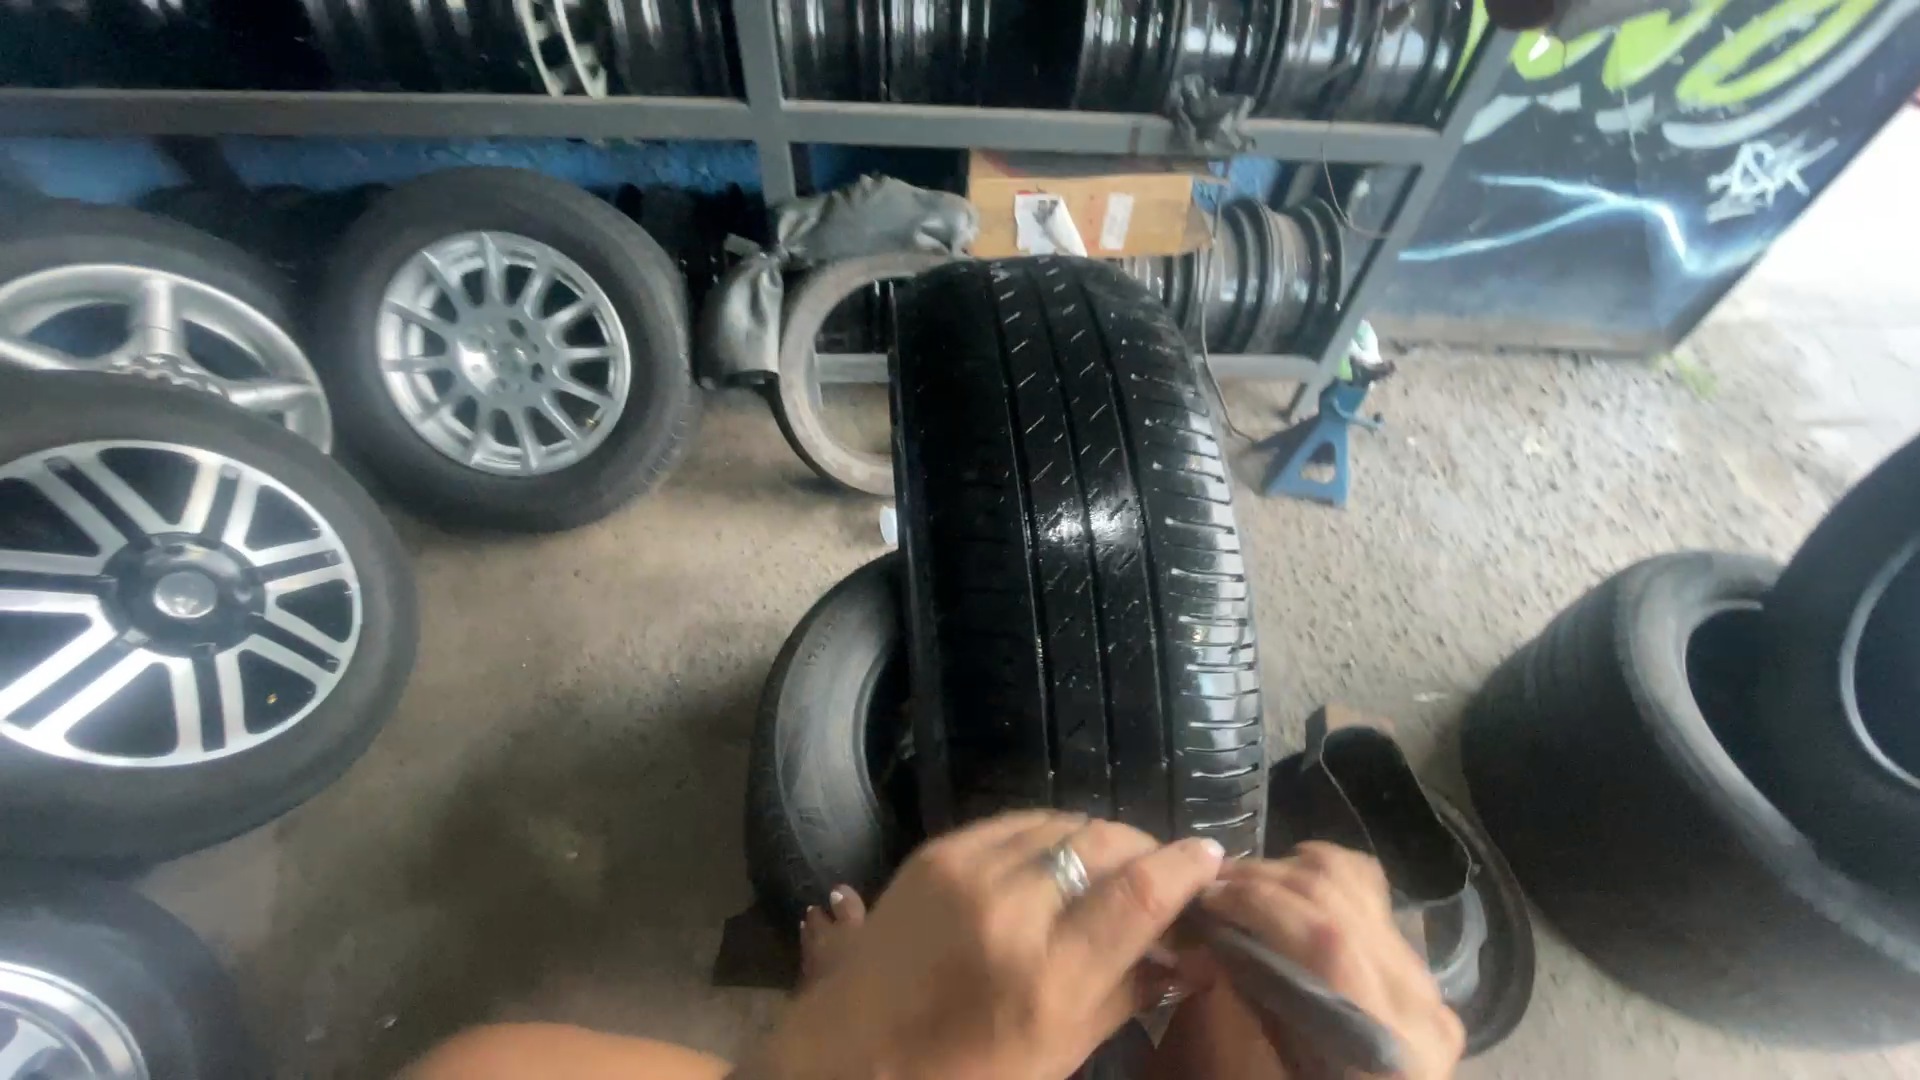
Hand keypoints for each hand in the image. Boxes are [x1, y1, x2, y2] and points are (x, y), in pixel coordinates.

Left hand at [740, 811, 1226, 1079]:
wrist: (851, 1053)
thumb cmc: (964, 1073)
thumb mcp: (1057, 1051)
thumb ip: (1128, 993)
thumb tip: (1194, 953)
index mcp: (1045, 977)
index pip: (1136, 895)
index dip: (1182, 867)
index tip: (1209, 856)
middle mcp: (1009, 907)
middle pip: (1101, 842)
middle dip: (1142, 846)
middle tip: (1159, 866)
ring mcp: (967, 869)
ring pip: (1061, 822)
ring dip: (1097, 836)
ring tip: (1111, 860)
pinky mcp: (940, 848)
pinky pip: (1015, 821)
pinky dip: (1050, 833)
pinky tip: (1058, 854)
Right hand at [1170, 843, 1463, 1079]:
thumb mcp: (1247, 1071)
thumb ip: (1230, 995)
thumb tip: (1205, 927)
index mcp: (1381, 1040)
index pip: (1324, 938)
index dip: (1259, 901)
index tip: (1205, 897)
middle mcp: (1415, 1001)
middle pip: (1335, 898)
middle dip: (1261, 877)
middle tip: (1211, 883)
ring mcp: (1421, 979)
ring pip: (1352, 881)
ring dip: (1285, 869)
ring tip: (1243, 884)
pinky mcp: (1412, 966)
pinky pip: (1368, 894)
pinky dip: (1323, 874)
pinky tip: (1288, 884)